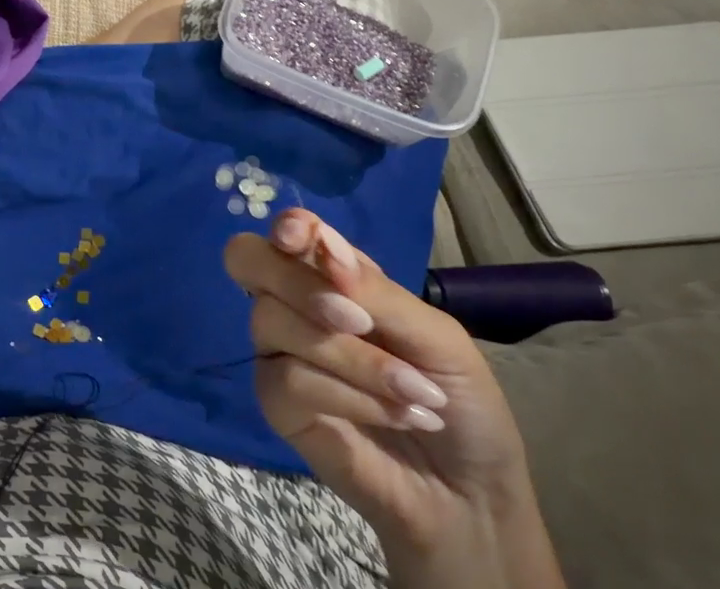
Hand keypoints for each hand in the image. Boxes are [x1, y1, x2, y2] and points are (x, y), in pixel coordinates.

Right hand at [223, 209, 564, 588]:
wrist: (469, 492)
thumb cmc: (461, 401)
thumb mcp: (437, 337)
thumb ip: (377, 290)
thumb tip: (321, 244)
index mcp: (333, 276)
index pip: (286, 233)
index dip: (286, 226)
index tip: (301, 238)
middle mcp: (294, 304)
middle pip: (250, 261)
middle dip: (300, 284)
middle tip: (360, 321)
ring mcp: (278, 352)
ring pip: (273, 323)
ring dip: (352, 358)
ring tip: (414, 393)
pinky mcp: (274, 401)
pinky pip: (288, 379)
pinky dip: (349, 396)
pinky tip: (393, 415)